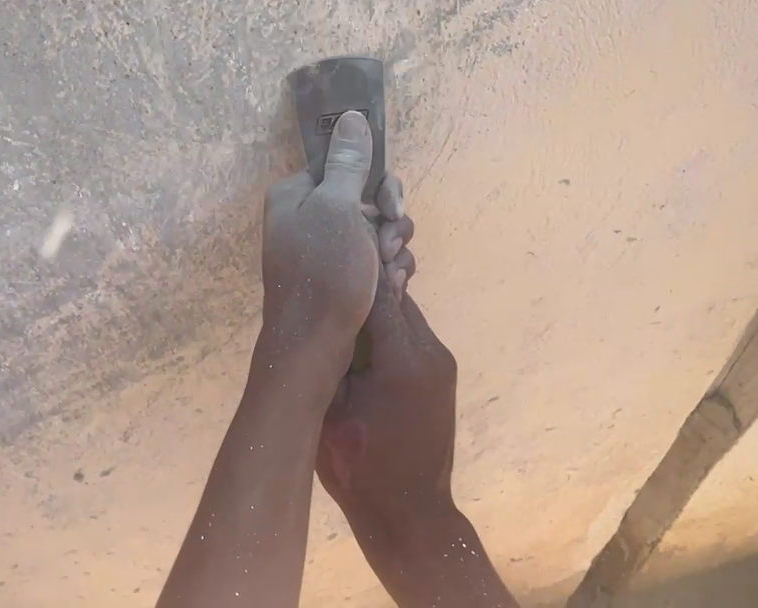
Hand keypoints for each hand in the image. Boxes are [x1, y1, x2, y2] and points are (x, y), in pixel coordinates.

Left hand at [260, 111, 381, 371]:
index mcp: (296, 193)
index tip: (390, 207)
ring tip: (391, 274)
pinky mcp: (337, 275)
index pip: (346, 167)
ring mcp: (321, 248)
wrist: (313, 350)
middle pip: (365, 199)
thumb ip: (347, 163)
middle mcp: (304, 216)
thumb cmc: (324, 273)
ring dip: (393, 250)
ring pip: (375, 231)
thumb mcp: (338, 209)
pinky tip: (391, 288)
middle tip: (390, 248)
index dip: (375, 186)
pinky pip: (371, 258)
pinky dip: (386, 270)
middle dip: (388, 223)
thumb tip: (351, 115)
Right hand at [315, 252, 458, 545]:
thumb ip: (328, 358)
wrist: (410, 517)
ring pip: (405, 312)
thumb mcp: (329, 411)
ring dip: (377, 304)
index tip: (332, 240)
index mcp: (403, 360)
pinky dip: (388, 325)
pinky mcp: (442, 374)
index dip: (356, 265)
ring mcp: (441, 363)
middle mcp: (431, 353)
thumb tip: (315, 315)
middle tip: (331, 264)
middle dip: (365, 281)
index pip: (378, 293)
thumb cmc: (360, 469)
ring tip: (342, 293)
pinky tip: (361, 329)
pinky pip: (411, 334)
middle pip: (395, 296)